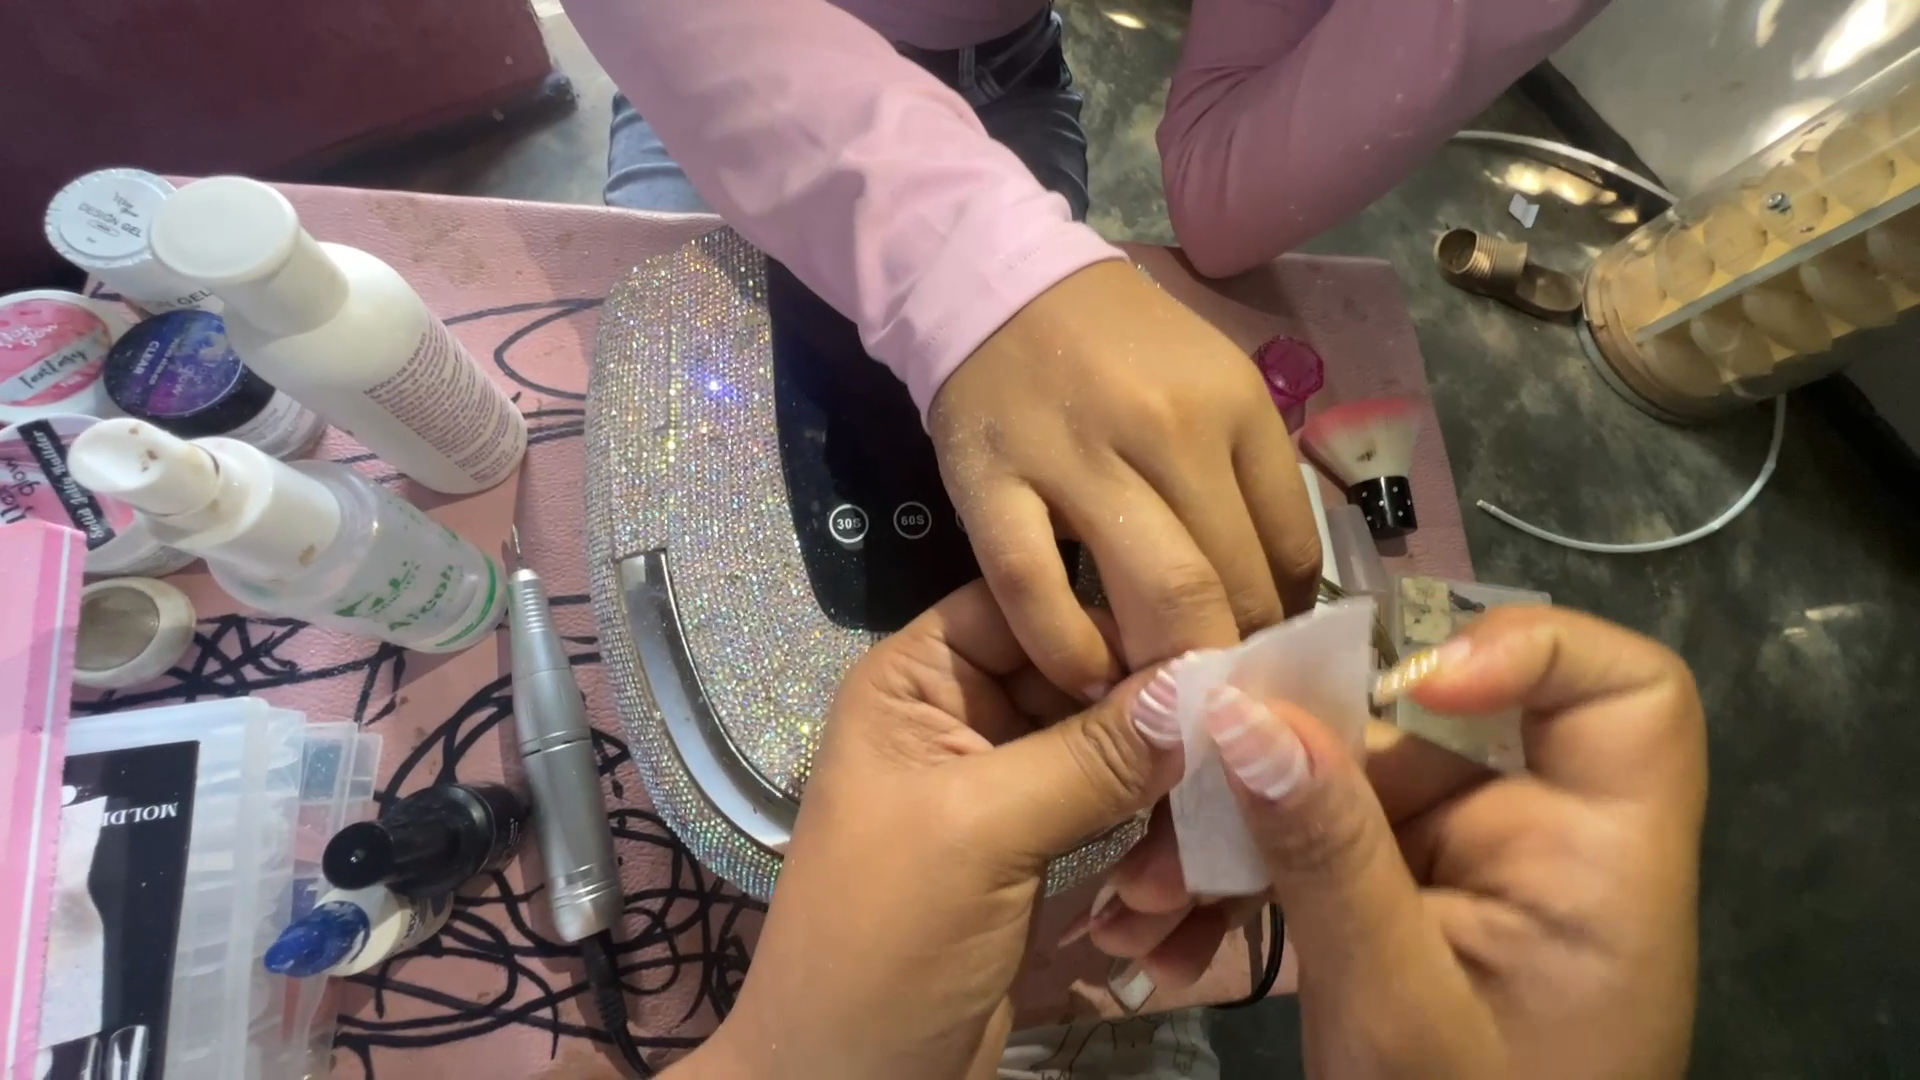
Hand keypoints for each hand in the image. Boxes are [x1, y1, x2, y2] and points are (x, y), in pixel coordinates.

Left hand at [676, 582, 1181, 1079]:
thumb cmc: (884, 938)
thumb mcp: (981, 831)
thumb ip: (1091, 754)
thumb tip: (1199, 685)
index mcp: (918, 678)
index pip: (1021, 603)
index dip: (1100, 620)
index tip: (1191, 659)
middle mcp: (961, 709)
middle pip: (1076, 673)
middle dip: (1139, 726)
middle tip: (1210, 770)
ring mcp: (1004, 773)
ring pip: (1106, 742)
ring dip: (1149, 802)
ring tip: (1163, 887)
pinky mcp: (1039, 832)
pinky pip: (1112, 803)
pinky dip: (1145, 842)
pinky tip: (1154, 908)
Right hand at [929, 259, 1320, 697]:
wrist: (1003, 292)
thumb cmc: (1117, 348)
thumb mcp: (1211, 386)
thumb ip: (1250, 479)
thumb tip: (1274, 590)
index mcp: (1235, 406)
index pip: (1291, 549)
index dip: (1285, 625)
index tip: (1262, 658)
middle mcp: (1168, 431)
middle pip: (1229, 584)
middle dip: (1230, 662)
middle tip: (1213, 696)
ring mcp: (1075, 459)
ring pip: (1152, 592)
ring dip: (1164, 668)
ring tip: (1156, 696)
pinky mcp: (993, 486)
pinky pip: (1036, 589)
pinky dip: (1067, 649)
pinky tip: (1083, 678)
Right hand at [1105, 606, 1705, 1077]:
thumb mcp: (1393, 1010)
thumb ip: (1326, 858)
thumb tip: (1242, 713)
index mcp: (1587, 857)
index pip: (1616, 690)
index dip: (1520, 650)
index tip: (1395, 686)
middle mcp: (1507, 829)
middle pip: (1392, 729)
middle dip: (1265, 768)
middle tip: (1163, 817)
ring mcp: (1427, 852)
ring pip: (1312, 783)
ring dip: (1217, 837)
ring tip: (1141, 901)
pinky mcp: (1366, 880)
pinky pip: (1287, 837)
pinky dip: (1222, 876)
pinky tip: (1157, 929)